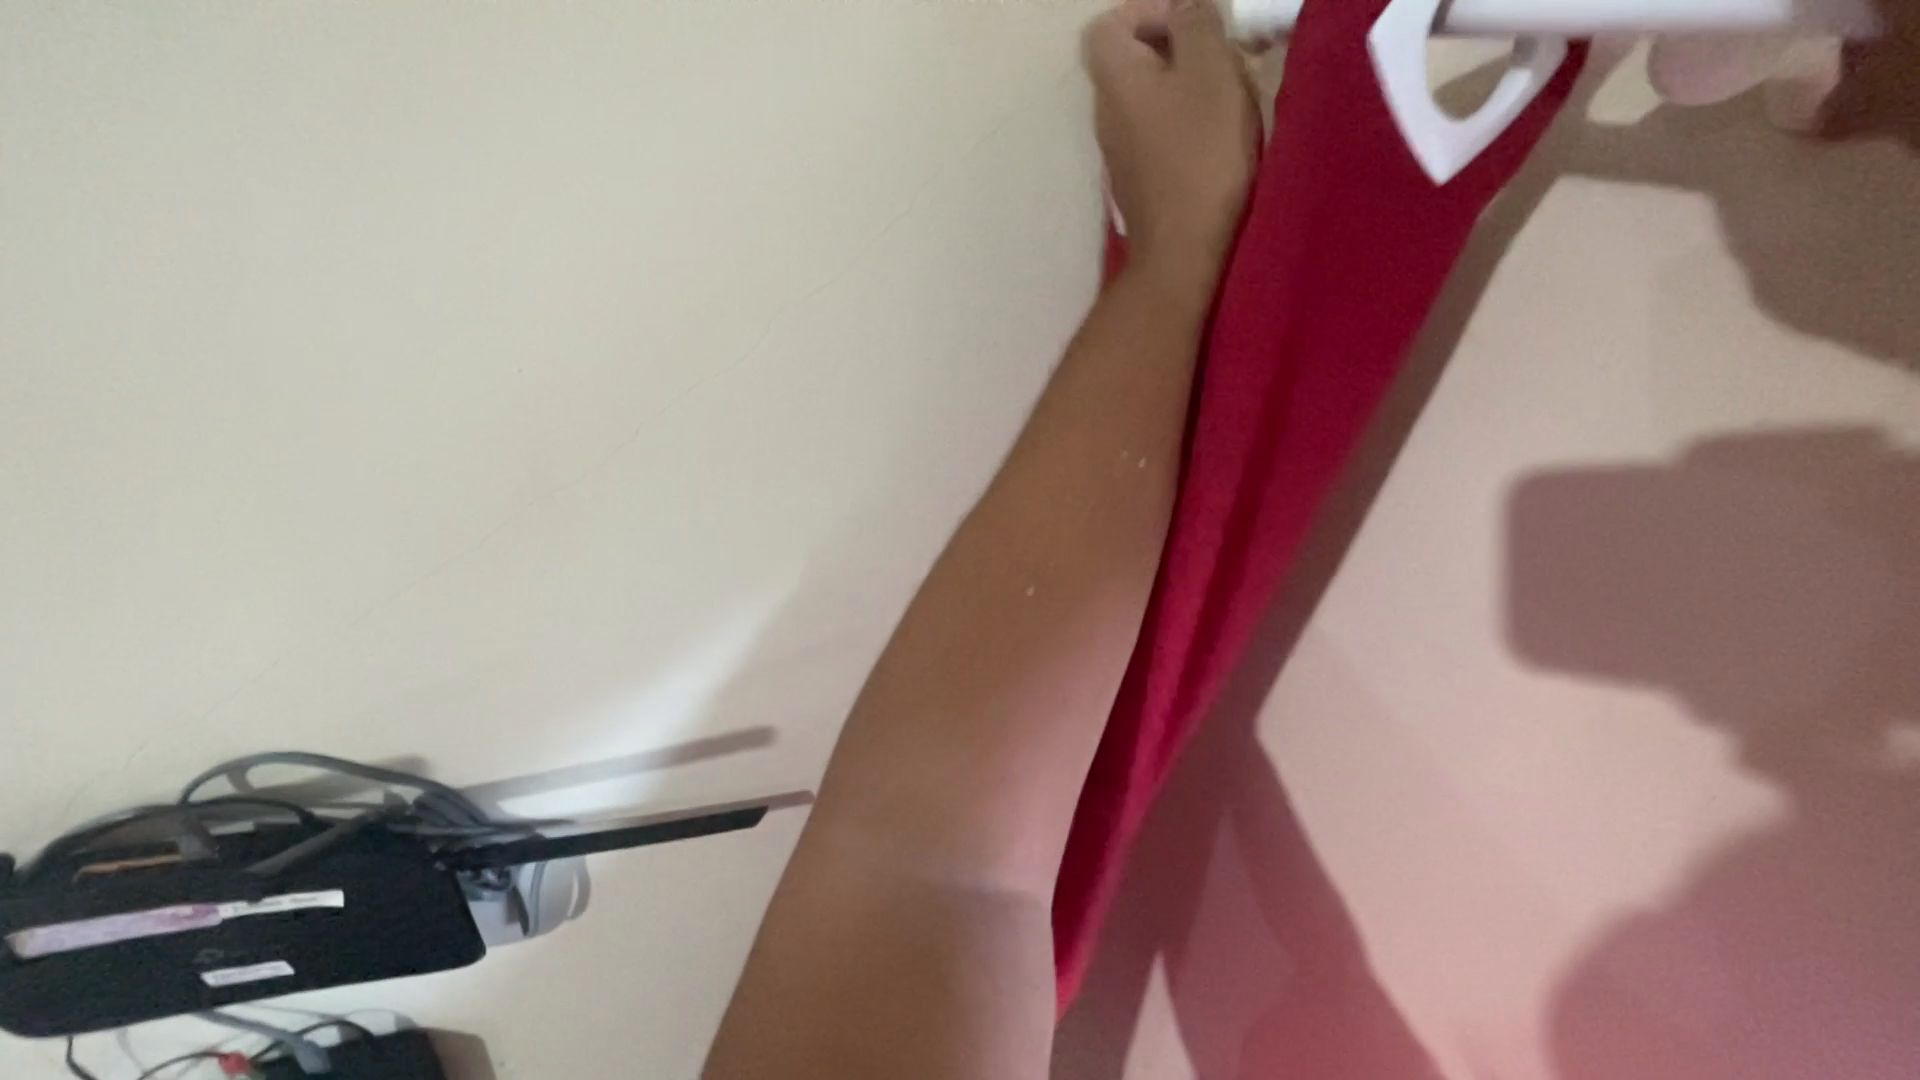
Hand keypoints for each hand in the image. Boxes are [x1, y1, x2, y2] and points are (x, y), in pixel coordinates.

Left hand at [1084, 0, 1259, 273]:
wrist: (1181, 250)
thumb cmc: (1199, 156)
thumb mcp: (1209, 71)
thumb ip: (1196, 22)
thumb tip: (1187, 3)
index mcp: (1114, 79)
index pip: (1109, 24)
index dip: (1150, 11)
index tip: (1195, 23)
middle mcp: (1106, 113)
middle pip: (1132, 59)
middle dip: (1180, 47)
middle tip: (1223, 58)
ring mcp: (1120, 151)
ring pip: (1151, 96)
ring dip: (1189, 86)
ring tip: (1230, 98)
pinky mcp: (1140, 180)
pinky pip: (1159, 132)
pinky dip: (1186, 122)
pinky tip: (1219, 139)